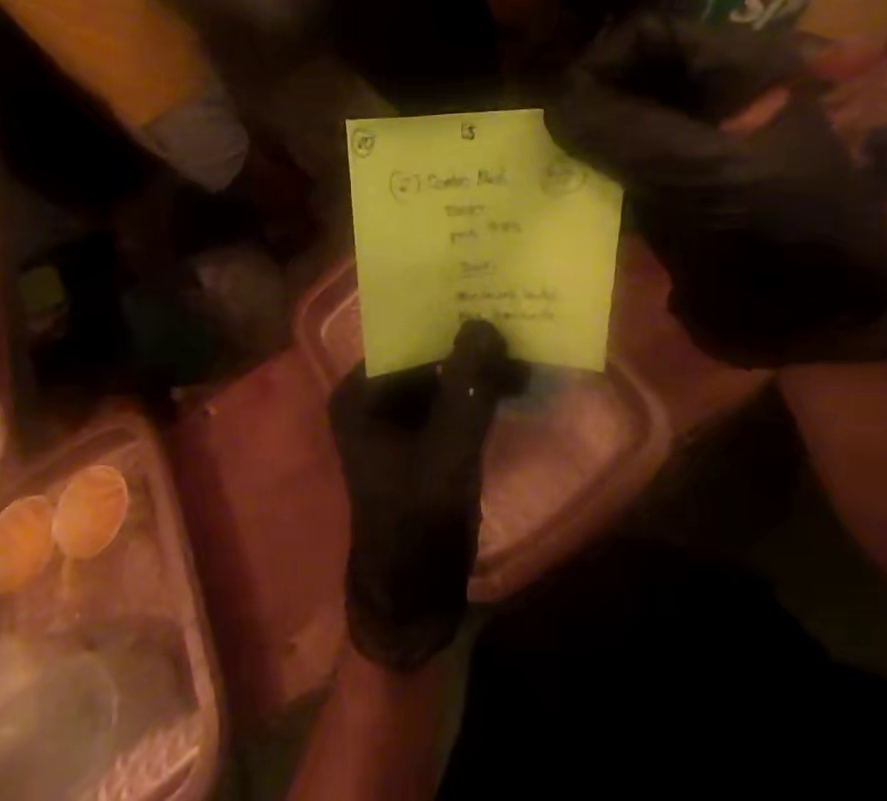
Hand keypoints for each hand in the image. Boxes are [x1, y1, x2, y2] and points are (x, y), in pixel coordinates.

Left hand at [328, 321, 517, 670]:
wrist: (413, 590)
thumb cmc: (416, 518)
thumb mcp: (447, 451)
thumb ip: (467, 388)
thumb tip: (485, 325)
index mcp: (360, 395)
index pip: (402, 340)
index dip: (443, 319)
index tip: (487, 296)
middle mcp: (372, 400)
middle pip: (424, 357)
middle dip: (468, 344)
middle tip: (516, 320)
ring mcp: (398, 421)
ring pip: (442, 379)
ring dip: (479, 369)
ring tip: (526, 353)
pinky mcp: (423, 441)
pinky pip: (452, 403)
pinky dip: (480, 394)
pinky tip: (517, 384)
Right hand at [545, 18, 886, 367]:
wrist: (814, 317)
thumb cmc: (777, 232)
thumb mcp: (703, 172)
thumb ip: (625, 132)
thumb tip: (553, 103)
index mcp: (736, 70)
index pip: (646, 35)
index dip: (599, 63)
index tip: (563, 112)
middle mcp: (705, 98)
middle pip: (623, 78)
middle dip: (582, 105)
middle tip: (547, 145)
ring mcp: (683, 147)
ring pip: (612, 124)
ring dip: (578, 145)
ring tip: (547, 173)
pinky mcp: (665, 190)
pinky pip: (613, 169)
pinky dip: (586, 180)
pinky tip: (564, 200)